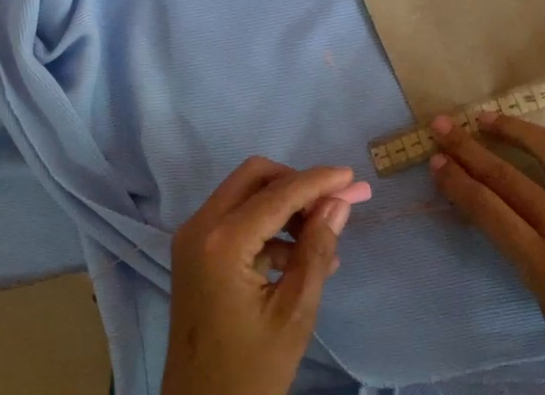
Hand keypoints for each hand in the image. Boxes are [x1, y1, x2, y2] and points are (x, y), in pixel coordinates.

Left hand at [162, 157, 372, 394]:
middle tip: (336, 200)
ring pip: (244, 195)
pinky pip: (235, 220)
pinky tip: (301, 255)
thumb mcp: (295, 312)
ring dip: (284, 204)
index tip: (352, 176)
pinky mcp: (194, 254)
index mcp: (222, 242)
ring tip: (324, 235)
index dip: (318, 181)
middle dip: (298, 183)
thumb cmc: (251, 369)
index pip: (278, 193)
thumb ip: (316, 250)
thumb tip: (338, 202)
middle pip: (255, 177)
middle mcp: (200, 227)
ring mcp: (192, 239)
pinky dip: (267, 225)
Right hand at [429, 113, 544, 394]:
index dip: (457, 182)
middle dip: (467, 147)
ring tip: (485, 117)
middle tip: (440, 125)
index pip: (488, 210)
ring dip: (511, 128)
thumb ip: (528, 262)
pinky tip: (537, 139)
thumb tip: (505, 222)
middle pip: (507, 174)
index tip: (435, 162)